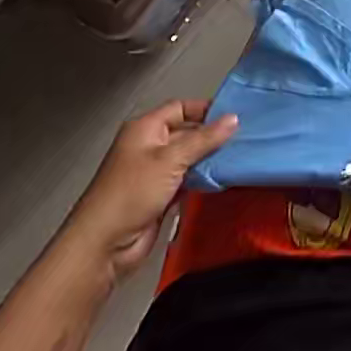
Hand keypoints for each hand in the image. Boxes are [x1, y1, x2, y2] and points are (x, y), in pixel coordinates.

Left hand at [62, 99, 237, 280]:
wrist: (105, 242)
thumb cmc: (133, 192)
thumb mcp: (170, 160)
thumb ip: (203, 139)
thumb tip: (233, 118)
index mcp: (145, 128)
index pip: (180, 108)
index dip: (205, 109)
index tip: (235, 115)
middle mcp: (150, 146)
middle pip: (186, 132)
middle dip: (212, 135)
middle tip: (245, 138)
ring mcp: (155, 172)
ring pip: (188, 158)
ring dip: (209, 159)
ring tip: (241, 157)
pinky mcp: (161, 196)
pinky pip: (187, 180)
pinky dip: (202, 179)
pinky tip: (224, 179)